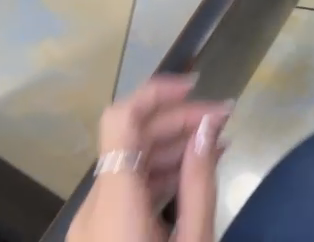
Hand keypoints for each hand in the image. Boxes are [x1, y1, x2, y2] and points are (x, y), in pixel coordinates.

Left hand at [67, 75, 231, 241]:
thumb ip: (199, 184)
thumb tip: (208, 127)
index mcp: (113, 204)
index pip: (121, 120)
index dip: (156, 92)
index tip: (196, 86)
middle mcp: (92, 205)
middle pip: (131, 139)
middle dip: (179, 120)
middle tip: (223, 119)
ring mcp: (90, 220)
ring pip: (129, 163)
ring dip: (171, 146)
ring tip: (216, 145)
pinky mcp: (95, 234)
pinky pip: (126, 188)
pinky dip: (157, 173)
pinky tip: (190, 173)